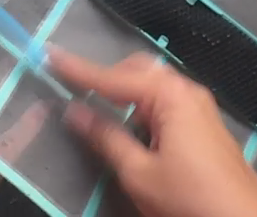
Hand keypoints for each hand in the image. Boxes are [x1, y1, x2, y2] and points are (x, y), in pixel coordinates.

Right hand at [54, 51, 256, 216]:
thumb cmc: (191, 204)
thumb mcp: (140, 176)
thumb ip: (106, 139)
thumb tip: (75, 111)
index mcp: (170, 95)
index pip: (113, 78)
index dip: (79, 70)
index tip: (49, 55)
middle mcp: (187, 91)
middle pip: (137, 72)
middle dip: (106, 79)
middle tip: (76, 88)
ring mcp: (201, 110)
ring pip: (153, 88)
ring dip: (126, 96)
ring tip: (102, 112)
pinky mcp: (207, 131)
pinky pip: (166, 105)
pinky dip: (144, 111)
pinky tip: (134, 132)